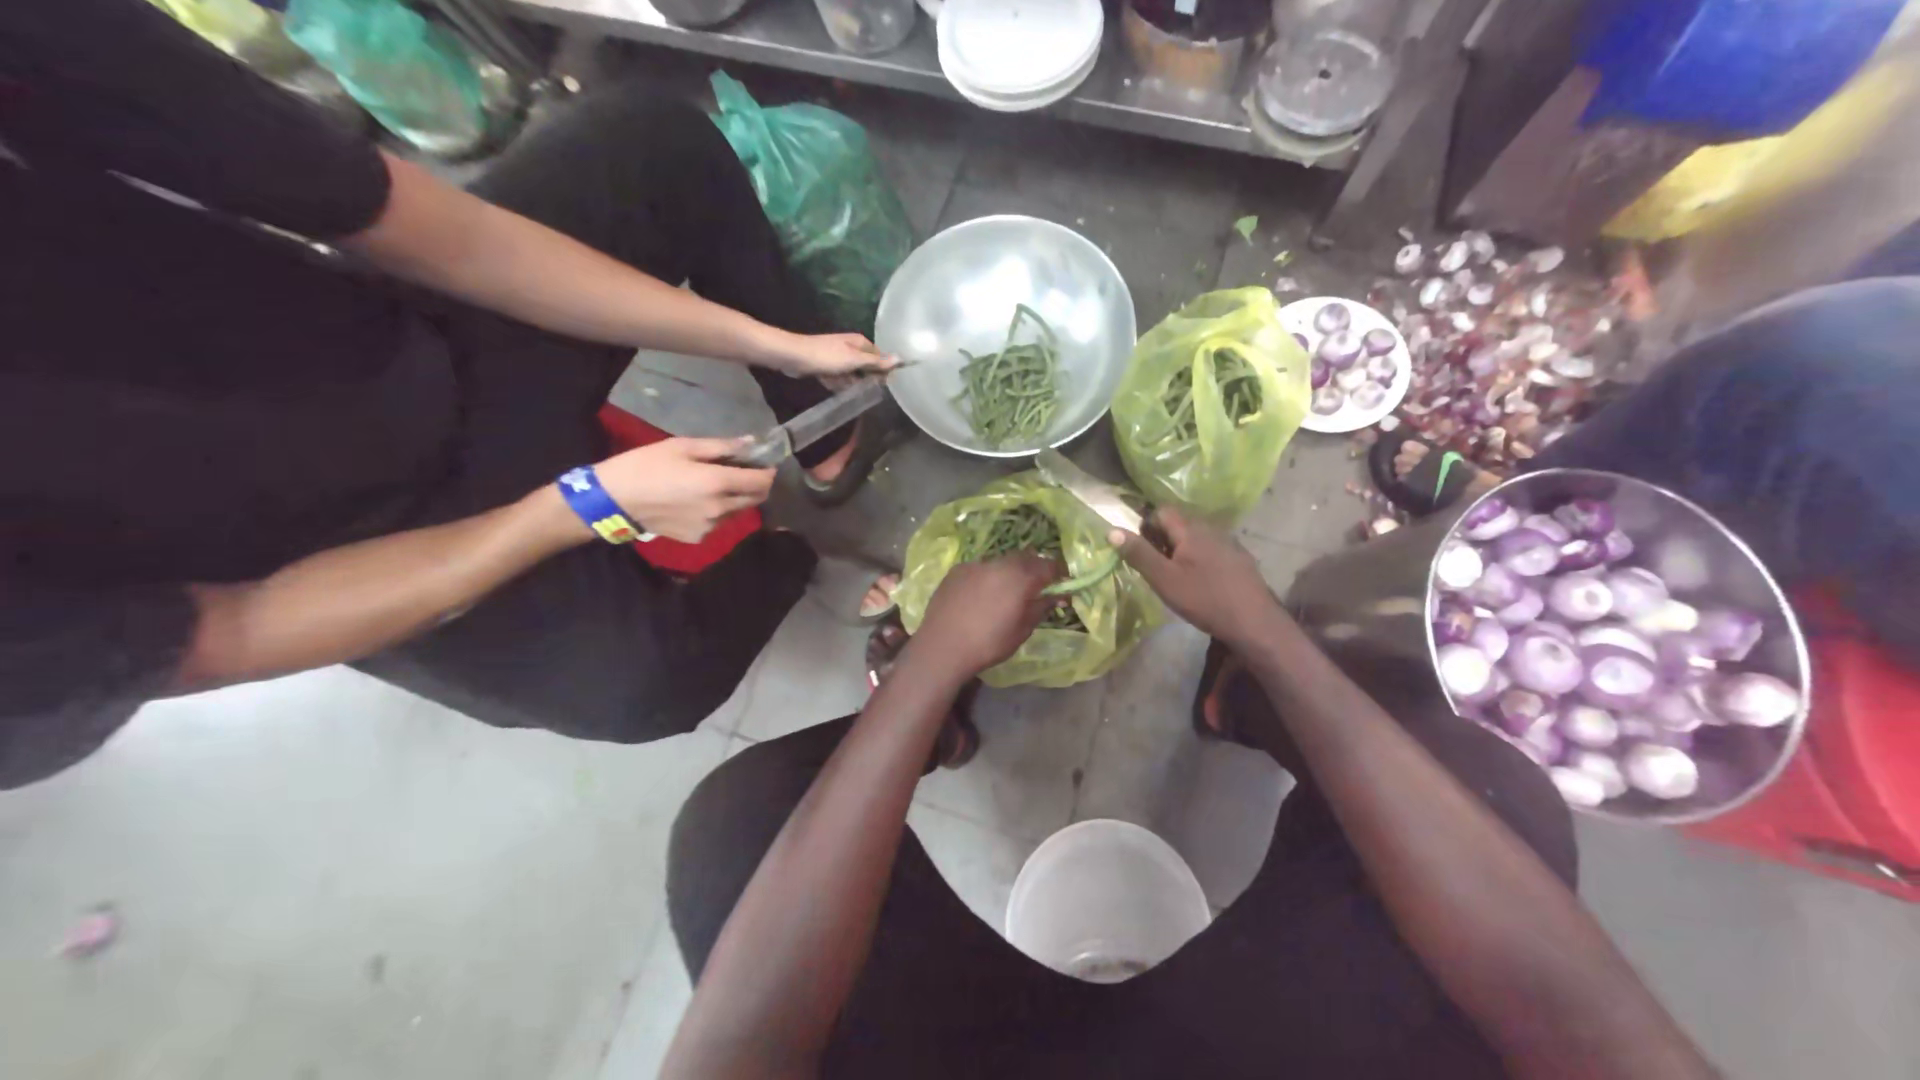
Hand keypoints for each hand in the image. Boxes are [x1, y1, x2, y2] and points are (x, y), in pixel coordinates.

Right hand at [592, 437, 775, 542]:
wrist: (614, 500)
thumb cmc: (646, 465)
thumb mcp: (682, 446)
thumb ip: (721, 447)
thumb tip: (750, 443)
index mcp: (717, 483)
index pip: (761, 482)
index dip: (768, 472)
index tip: (764, 464)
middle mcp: (720, 509)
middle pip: (755, 499)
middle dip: (756, 486)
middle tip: (743, 473)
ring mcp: (710, 527)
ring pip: (737, 512)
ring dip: (736, 499)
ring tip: (716, 486)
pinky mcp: (698, 538)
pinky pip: (718, 523)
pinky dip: (717, 512)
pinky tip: (697, 502)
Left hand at [776, 331, 896, 377]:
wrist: (794, 356)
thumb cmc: (827, 357)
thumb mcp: (855, 360)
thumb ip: (877, 361)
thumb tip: (901, 358)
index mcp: (860, 342)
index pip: (879, 357)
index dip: (882, 371)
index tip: (883, 385)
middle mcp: (851, 347)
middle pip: (866, 367)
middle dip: (864, 379)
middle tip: (861, 388)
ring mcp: (838, 357)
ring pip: (852, 375)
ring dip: (848, 383)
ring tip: (841, 385)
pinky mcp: (827, 366)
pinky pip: (838, 378)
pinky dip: (835, 382)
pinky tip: (830, 384)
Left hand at [909, 554, 1062, 676]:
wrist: (942, 647)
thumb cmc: (988, 643)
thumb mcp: (1022, 630)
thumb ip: (1041, 607)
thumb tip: (1056, 596)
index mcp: (1019, 577)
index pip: (1048, 566)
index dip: (1059, 573)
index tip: (1063, 583)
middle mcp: (998, 563)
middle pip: (1025, 558)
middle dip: (1035, 568)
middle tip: (1039, 585)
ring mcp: (975, 565)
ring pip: (1001, 561)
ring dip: (1010, 571)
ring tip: (1009, 591)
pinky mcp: (956, 571)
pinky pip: (981, 568)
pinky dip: (989, 576)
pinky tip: (983, 595)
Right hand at [1108, 508, 1281, 647]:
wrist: (1254, 622)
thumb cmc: (1204, 599)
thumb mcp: (1163, 579)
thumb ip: (1138, 554)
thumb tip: (1111, 529)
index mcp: (1191, 530)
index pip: (1162, 511)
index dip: (1147, 525)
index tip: (1141, 549)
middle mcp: (1212, 529)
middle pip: (1180, 523)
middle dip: (1163, 538)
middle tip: (1155, 566)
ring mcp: (1230, 544)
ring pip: (1197, 537)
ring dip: (1182, 549)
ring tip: (1176, 575)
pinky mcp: (1241, 560)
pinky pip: (1213, 550)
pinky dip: (1201, 559)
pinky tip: (1202, 582)